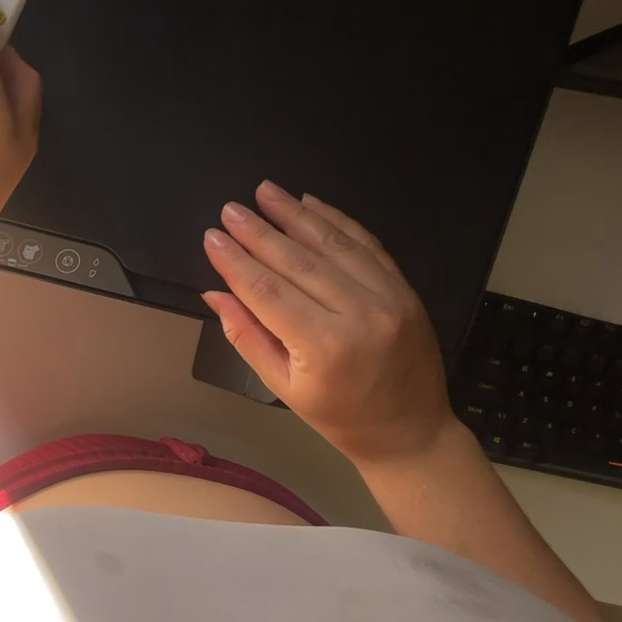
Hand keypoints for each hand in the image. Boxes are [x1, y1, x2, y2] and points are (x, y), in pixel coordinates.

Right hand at [201, 181, 458, 466]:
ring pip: (333, 244)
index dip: (235, 261)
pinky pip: (367, 244)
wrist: (409, 428)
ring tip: (265, 192)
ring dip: (295, 214)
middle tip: (230, 209)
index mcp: (323, 347)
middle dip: (259, 231)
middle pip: (298, 261)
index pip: (268, 291)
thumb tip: (216, 294)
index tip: (212, 238)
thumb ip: (247, 336)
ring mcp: (387, 297)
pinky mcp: (403, 287)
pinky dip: (336, 220)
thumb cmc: (338, 415)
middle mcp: (359, 314)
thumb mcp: (281, 386)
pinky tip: (310, 203)